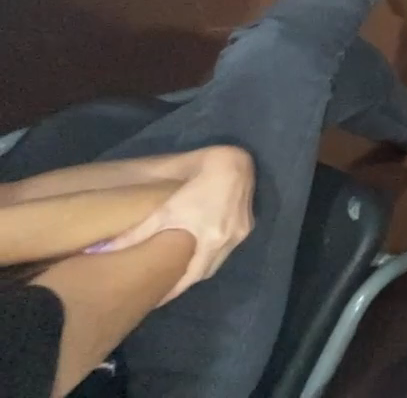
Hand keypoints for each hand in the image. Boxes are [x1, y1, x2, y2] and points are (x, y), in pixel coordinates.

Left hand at [92, 145, 254, 302]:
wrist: (232, 165)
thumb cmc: (197, 189)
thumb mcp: (164, 211)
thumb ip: (134, 235)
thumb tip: (97, 252)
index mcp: (211, 241)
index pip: (190, 278)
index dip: (172, 292)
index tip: (153, 303)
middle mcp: (230, 240)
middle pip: (207, 272)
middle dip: (186, 282)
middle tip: (163, 289)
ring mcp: (242, 232)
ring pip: (219, 261)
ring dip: (200, 268)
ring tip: (179, 272)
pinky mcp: (246, 224)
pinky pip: (227, 248)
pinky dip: (212, 255)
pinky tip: (199, 250)